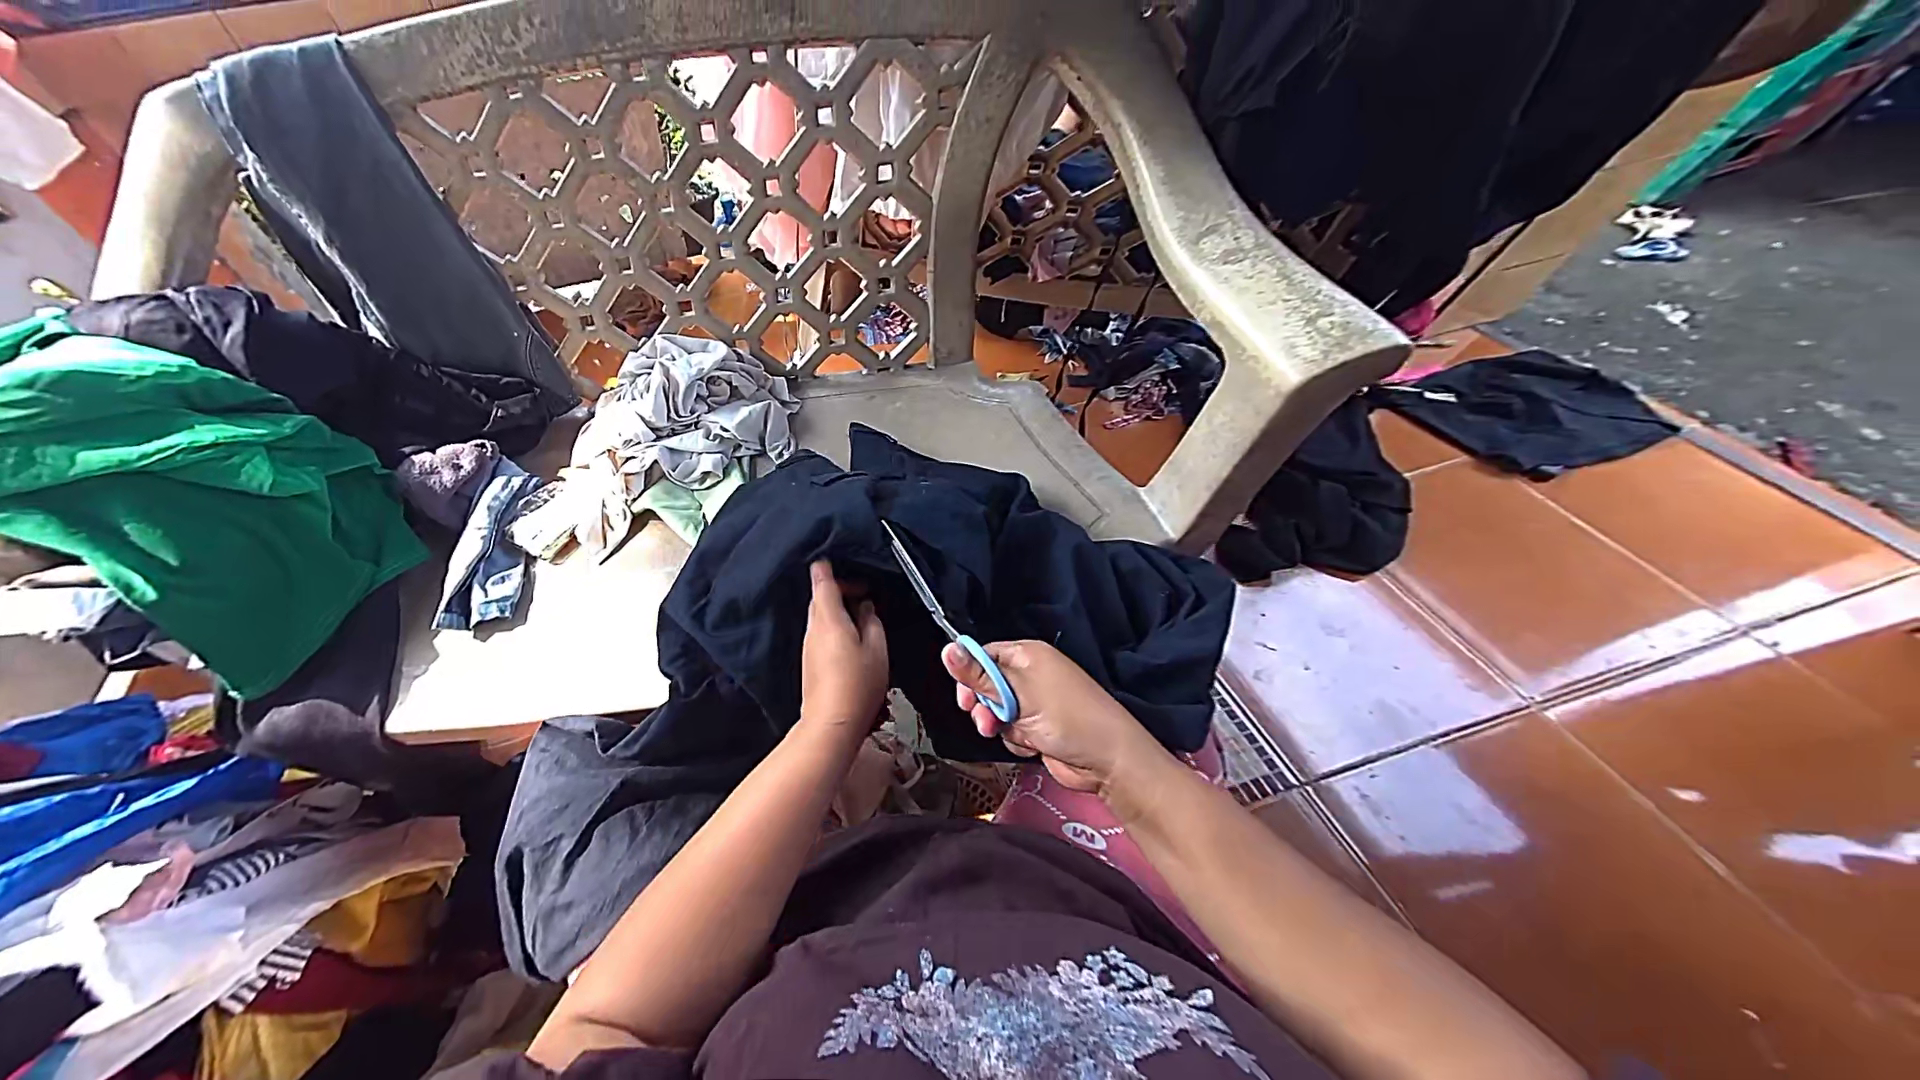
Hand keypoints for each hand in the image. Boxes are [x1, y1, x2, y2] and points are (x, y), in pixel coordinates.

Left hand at [798, 560, 888, 736]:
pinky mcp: (810, 661)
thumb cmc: (856, 685)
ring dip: (839, 611)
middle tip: (865, 598)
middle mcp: (813, 628)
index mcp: (828, 618)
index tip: (842, 563)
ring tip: (864, 621)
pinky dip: (835, 629)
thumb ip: (872, 621)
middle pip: (820, 597)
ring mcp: (809, 646)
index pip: (821, 580)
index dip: (829, 567)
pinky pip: (821, 634)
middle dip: (841, 591)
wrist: (831, 724)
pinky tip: (854, 641)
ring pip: (821, 616)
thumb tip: (866, 608)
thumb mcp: (877, 648)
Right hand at [943, 640, 1169, 795]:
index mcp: (1028, 655)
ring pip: (997, 711)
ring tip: (1013, 732)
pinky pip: (1011, 730)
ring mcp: (1036, 702)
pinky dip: (1016, 739)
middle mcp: (1031, 674)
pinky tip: (1031, 744)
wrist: (1108, 760)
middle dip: (984, 706)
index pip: (984, 655)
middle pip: (988, 686)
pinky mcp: (1039, 726)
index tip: (965, 696)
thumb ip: (979, 676)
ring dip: (999, 725)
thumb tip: (948, 649)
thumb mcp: (1018, 695)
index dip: (970, 675)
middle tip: (987, 719)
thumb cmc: (1070, 719)